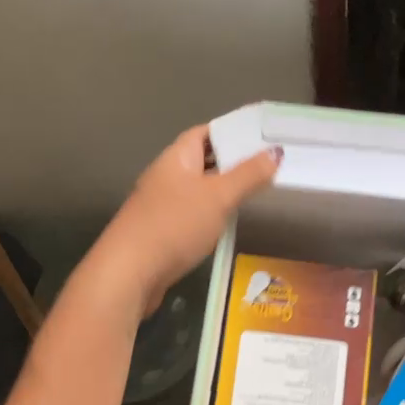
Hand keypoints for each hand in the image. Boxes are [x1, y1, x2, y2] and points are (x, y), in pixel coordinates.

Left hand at [89, 125, 279, 314]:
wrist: (129, 272)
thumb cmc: (175, 225)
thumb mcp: (218, 197)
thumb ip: (248, 175)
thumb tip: (275, 151)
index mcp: (176, 159)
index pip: (204, 133)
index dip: (231, 132)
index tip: (261, 136)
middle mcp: (164, 177)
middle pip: (201, 162)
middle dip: (230, 162)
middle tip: (265, 166)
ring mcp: (159, 207)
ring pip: (196, 191)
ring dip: (220, 191)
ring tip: (253, 194)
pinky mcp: (159, 234)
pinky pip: (190, 216)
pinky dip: (209, 216)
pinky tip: (224, 226)